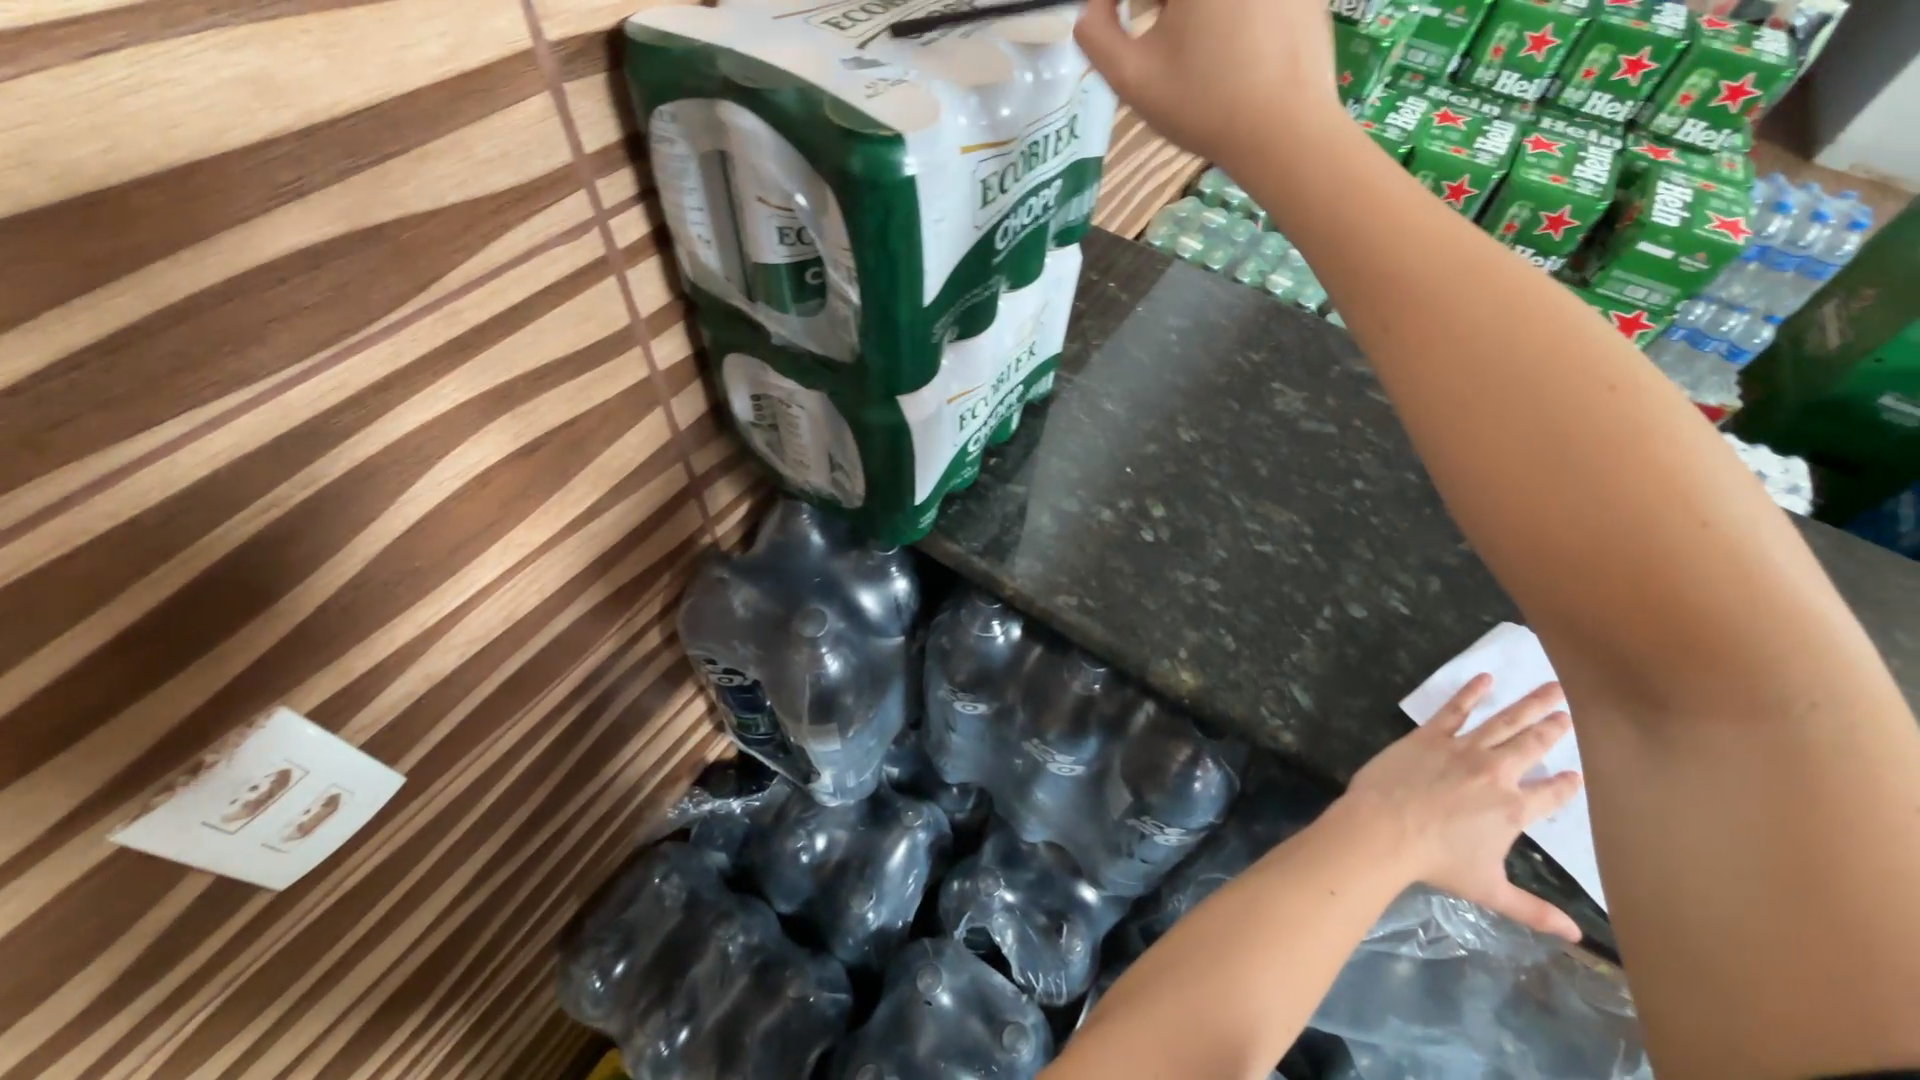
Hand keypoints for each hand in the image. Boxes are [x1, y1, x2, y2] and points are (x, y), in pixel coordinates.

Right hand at [1074, 0, 1345, 172]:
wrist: (1287, 132)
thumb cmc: (1204, 106)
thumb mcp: (1132, 77)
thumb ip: (1095, 33)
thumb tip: (1094, 7)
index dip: (1120, 2)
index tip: (1115, 19)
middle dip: (1157, 4)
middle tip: (1147, 28)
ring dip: (1187, 10)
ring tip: (1189, 43)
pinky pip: (1247, 2)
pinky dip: (1229, 16)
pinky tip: (1229, 46)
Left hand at [1340, 675, 1585, 940]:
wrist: (1384, 829)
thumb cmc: (1435, 861)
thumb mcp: (1490, 890)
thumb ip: (1534, 910)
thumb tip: (1577, 937)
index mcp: (1514, 809)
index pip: (1552, 794)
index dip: (1568, 784)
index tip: (1579, 773)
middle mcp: (1496, 773)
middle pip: (1532, 745)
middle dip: (1553, 728)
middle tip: (1570, 711)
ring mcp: (1463, 749)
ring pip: (1503, 721)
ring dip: (1528, 703)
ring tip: (1550, 687)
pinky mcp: (1430, 735)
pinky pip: (1455, 709)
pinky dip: (1471, 692)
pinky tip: (1484, 677)